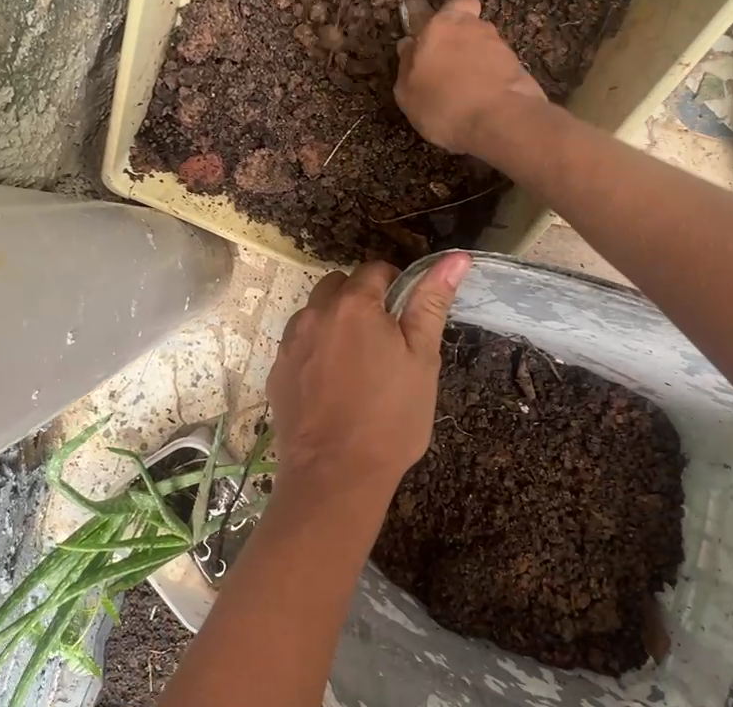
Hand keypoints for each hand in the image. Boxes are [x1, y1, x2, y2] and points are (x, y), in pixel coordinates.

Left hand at [267, 254, 470, 489]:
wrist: (334, 474)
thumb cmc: (390, 417)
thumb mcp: (422, 359)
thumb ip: (432, 303)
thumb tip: (456, 258)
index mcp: (354, 305)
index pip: (375, 270)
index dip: (396, 286)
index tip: (407, 316)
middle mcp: (315, 314)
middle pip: (339, 286)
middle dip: (361, 300)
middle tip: (385, 341)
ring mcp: (290, 343)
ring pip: (315, 314)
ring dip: (335, 324)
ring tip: (359, 365)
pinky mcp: (276, 371)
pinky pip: (299, 345)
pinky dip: (316, 352)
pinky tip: (333, 386)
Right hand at [395, 0, 545, 156]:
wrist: (501, 122)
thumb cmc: (443, 103)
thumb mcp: (407, 92)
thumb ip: (406, 64)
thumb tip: (408, 45)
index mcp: (443, 25)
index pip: (456, 3)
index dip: (450, 17)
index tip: (438, 39)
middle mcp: (476, 28)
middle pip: (471, 27)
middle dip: (462, 43)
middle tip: (448, 70)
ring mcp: (502, 48)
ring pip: (486, 49)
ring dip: (477, 64)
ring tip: (466, 94)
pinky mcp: (520, 69)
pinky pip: (500, 70)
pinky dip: (492, 81)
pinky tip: (482, 104)